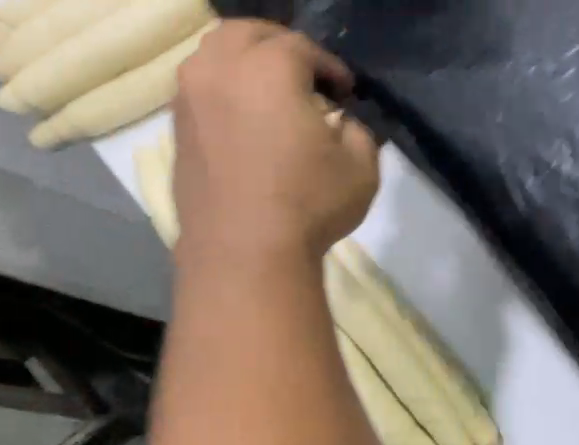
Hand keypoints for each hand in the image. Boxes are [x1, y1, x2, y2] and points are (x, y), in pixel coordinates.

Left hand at [172, 21, 378, 260]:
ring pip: (217, 53)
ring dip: (250, 63)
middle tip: (311, 77)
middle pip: (245, 33)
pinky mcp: (179, 119)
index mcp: (269, 72)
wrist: (247, 240)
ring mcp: (191, 92)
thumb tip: (344, 121)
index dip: (330, 64)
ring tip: (280, 97)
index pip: (299, 46)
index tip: (348, 91)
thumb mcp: (362, 169)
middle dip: (282, 47)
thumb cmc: (313, 201)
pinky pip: (204, 83)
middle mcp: (221, 68)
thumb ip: (358, 132)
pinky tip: (256, 120)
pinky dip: (231, 87)